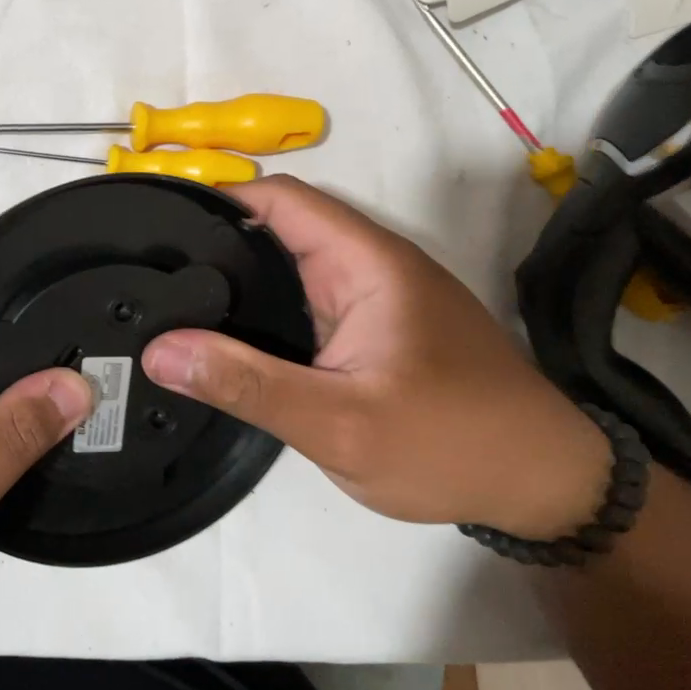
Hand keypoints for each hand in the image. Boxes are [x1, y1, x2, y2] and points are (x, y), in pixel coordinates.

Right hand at [142, 176, 611, 539]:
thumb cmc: (452, 446)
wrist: (545, 490)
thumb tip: (158, 350)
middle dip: (210, 242)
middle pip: (276, 229)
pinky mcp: (370, 331)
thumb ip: (246, 384)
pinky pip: (298, 303)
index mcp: (368, 263)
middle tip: (145, 274)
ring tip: (164, 302)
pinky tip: (219, 339)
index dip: (216, 199)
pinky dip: (256, 311)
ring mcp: (371, 300)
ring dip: (232, 280)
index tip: (154, 225)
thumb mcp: (338, 423)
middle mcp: (369, 268)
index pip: (280, 199)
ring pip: (285, 269)